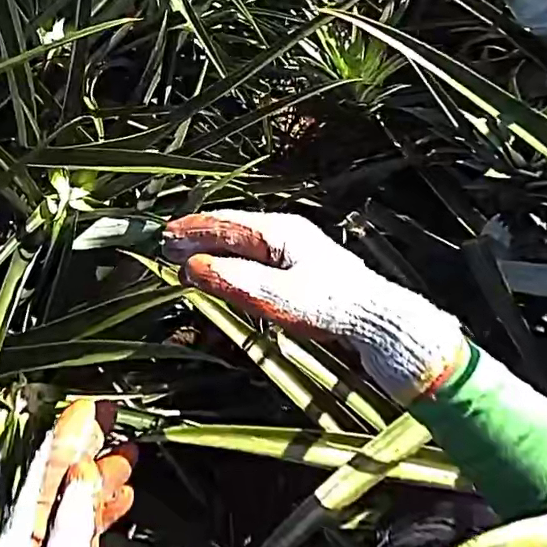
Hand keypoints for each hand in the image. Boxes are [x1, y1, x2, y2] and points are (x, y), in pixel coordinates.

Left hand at [0, 400, 135, 546]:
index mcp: (15, 542)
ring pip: (75, 505)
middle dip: (87, 444)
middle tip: (111, 413)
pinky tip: (120, 499)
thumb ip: (67, 532)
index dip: (67, 435)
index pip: (44, 472)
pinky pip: (83, 537)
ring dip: (101, 474)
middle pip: (60, 481)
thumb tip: (83, 472)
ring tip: (129, 451)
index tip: (88, 406)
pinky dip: (102, 512)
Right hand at [164, 210, 467, 401]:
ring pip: (241, 241)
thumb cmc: (330, 306)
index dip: (193, 229)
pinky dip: (229, 259)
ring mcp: (292, 247)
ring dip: (212, 249)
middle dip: (198, 236)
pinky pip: (253, 254)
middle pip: (231, 229)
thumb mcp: (277, 296)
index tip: (165, 234)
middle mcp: (283, 232)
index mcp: (278, 231)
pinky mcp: (298, 265)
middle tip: (168, 245)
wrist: (380, 322)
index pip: (225, 224)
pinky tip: (221, 270)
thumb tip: (193, 266)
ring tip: (186, 258)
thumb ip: (234, 280)